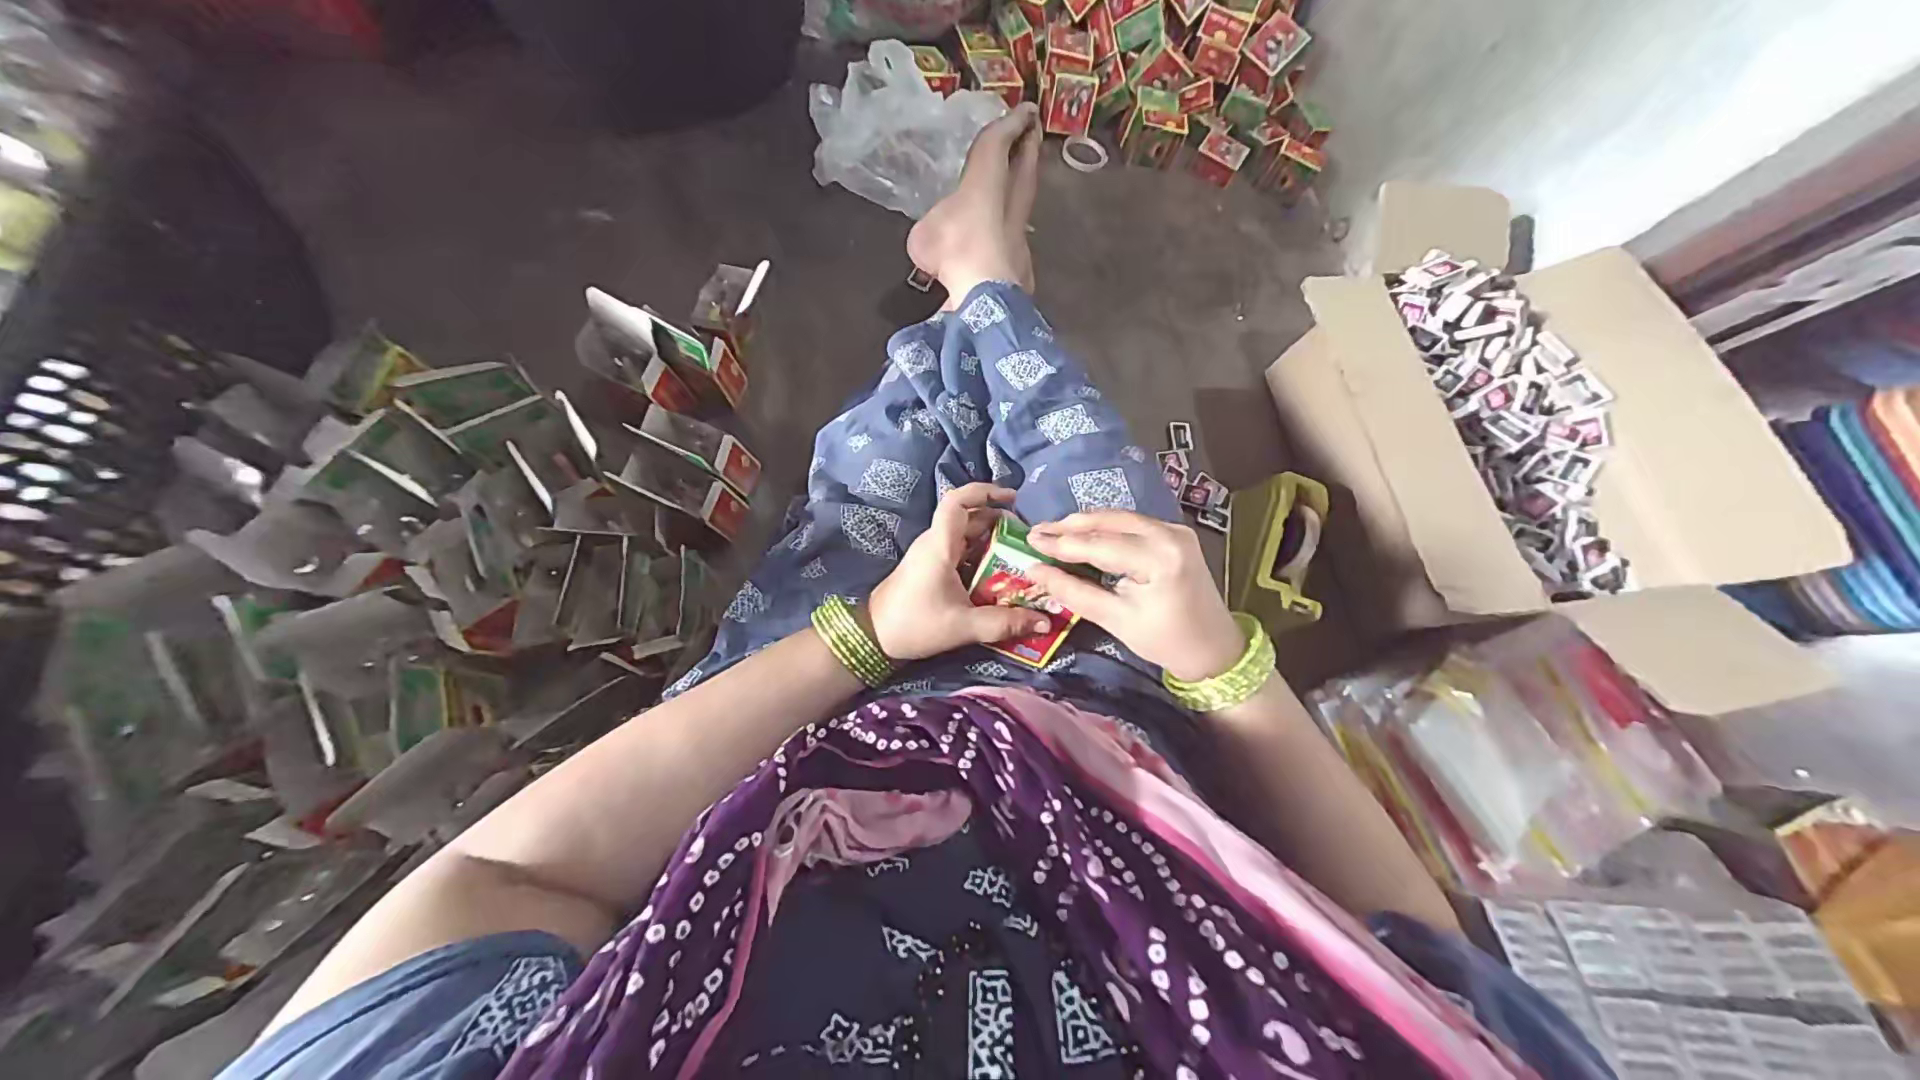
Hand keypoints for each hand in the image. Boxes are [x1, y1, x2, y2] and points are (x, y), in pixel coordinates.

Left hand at [867, 483, 1050, 660]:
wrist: (874, 638)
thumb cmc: (915, 624)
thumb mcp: (964, 626)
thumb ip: (1005, 624)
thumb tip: (1045, 622)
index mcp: (939, 546)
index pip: (957, 502)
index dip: (984, 492)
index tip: (1012, 498)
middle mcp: (935, 543)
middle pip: (968, 518)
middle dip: (998, 521)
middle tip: (1026, 536)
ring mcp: (931, 555)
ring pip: (965, 536)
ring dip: (991, 540)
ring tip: (1019, 555)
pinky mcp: (930, 569)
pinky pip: (960, 552)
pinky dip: (980, 556)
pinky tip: (999, 574)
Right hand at [906, 102, 1041, 304]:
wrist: (983, 294)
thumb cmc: (953, 250)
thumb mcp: (925, 236)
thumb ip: (933, 231)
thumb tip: (936, 249)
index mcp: (985, 183)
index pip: (999, 146)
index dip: (1010, 126)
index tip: (1025, 111)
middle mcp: (1009, 206)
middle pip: (1025, 170)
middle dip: (1028, 149)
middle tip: (1032, 134)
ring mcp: (1020, 240)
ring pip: (1025, 207)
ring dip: (1022, 193)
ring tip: (1015, 187)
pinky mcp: (1022, 269)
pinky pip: (1017, 241)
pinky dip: (1011, 235)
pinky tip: (1002, 243)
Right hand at [1025, 511, 1245, 681]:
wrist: (1215, 649)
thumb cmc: (1166, 640)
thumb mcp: (1115, 619)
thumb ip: (1073, 591)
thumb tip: (1035, 571)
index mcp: (1159, 558)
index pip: (1099, 544)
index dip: (1061, 542)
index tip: (1029, 540)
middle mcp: (1169, 534)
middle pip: (1108, 522)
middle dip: (1070, 526)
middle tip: (1036, 531)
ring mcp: (1175, 530)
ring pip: (1119, 518)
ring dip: (1085, 524)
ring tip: (1053, 532)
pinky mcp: (1175, 534)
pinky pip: (1131, 523)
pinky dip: (1104, 527)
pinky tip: (1083, 533)